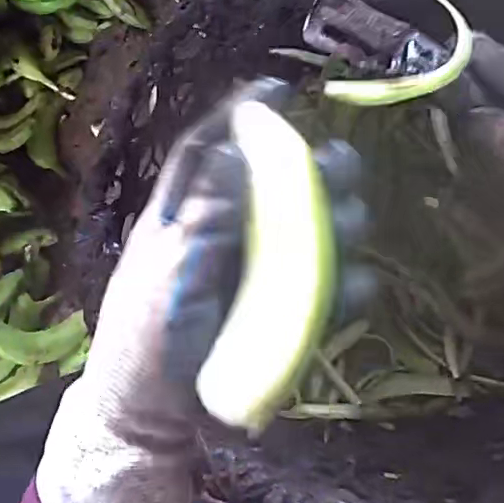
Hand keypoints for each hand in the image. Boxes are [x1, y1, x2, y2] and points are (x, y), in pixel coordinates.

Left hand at [36, 80, 361, 502]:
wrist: (150, 414)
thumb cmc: (142, 339)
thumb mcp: (165, 274)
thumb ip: (202, 218)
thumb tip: (234, 151)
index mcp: (184, 213)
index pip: (211, 149)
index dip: (240, 115)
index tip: (278, 88)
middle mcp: (226, 231)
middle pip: (273, 186)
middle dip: (309, 168)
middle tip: (339, 162)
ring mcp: (255, 271)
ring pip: (307, 231)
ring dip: (337, 220)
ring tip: (354, 220)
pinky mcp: (280, 313)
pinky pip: (324, 291)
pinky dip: (347, 286)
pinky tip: (361, 284)